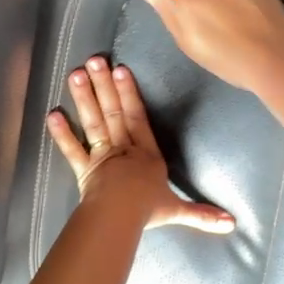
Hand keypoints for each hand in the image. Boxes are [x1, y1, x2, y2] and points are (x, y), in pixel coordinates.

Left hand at [46, 55, 234, 233]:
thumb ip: (201, 214)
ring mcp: (101, 157)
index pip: (137, 117)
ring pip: (93, 123)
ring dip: (84, 99)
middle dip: (104, 86)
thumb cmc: (148, 209)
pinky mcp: (83, 170)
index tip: (120, 70)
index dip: (129, 93)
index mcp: (146, 154)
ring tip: (75, 74)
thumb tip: (231, 224)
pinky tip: (52, 113)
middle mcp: (123, 149)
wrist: (119, 216)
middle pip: (113, 112)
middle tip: (95, 59)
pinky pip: (71, 150)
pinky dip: (62, 133)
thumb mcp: (177, 210)